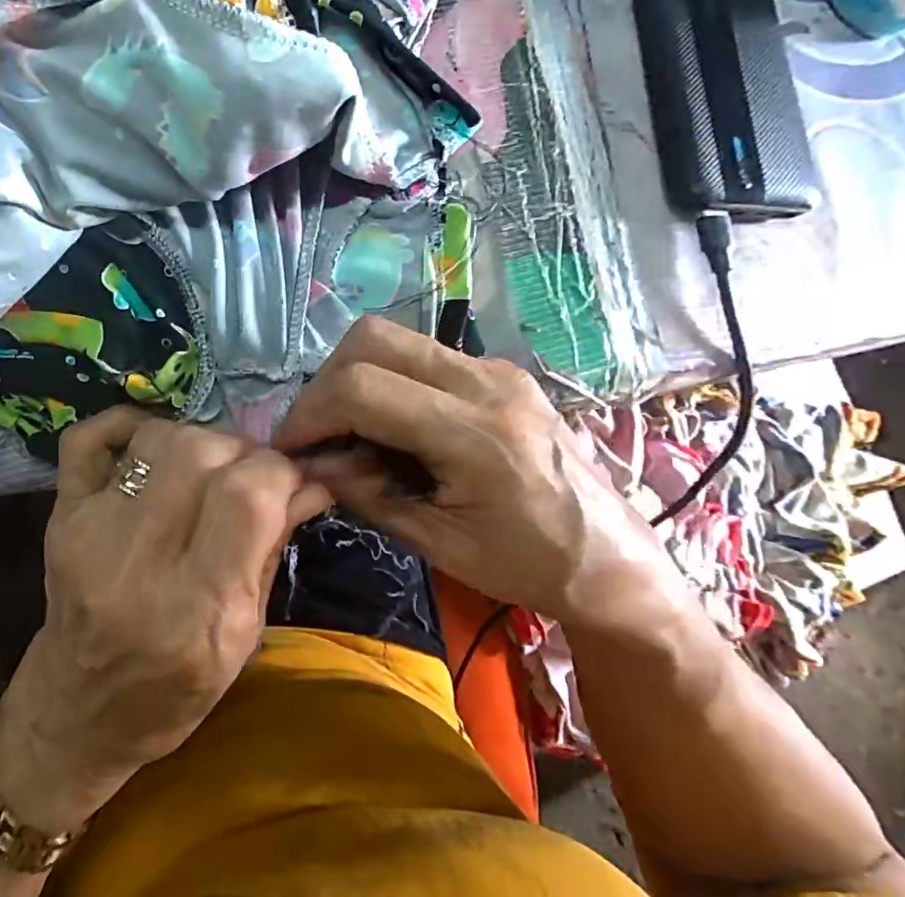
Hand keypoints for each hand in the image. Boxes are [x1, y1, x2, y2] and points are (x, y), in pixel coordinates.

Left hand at [0, 408, 331, 834]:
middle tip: (249, 473)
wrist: (81, 707)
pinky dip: (126, 424)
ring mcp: (90, 533)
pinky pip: (85, 439)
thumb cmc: (173, 692)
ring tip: (207, 468)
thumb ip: (271, 550)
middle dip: (242, 451)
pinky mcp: (61, 515)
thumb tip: (311, 479)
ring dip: (197, 440)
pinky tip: (153, 444)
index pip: (246, 497)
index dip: (278, 471)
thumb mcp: (243, 639)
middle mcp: (139, 564)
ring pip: (156, 439)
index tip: (287, 480)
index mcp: (197, 610)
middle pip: (200, 454)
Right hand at [273, 317, 670, 625]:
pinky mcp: (499, 373)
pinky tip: (387, 425)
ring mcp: (496, 370)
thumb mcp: (436, 543)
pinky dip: (385, 379)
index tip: (290, 448)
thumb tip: (312, 461)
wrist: (614, 563)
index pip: (362, 388)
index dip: (310, 414)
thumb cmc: (529, 565)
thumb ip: (366, 493)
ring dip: (352, 376)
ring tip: (346, 429)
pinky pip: (421, 355)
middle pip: (372, 339)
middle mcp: (487, 382)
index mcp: (476, 434)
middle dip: (325, 383)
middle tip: (316, 432)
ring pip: (394, 338)